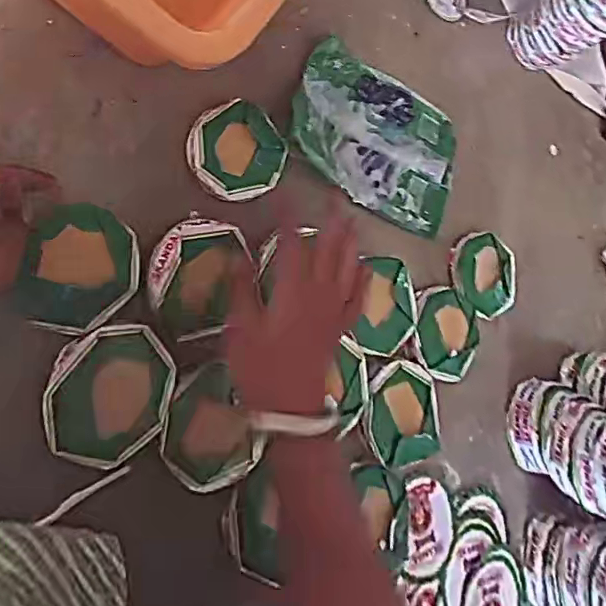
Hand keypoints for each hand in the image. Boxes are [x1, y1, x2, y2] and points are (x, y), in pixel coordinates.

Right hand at [226, 214, 364, 416]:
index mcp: (293, 289)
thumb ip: (242, 289)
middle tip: (334, 195)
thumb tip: (239, 255)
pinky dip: (363, 277)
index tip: (285, 197)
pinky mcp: (340, 326)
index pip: (293, 243)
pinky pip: (357, 296)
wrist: (292, 409)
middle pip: (329, 248)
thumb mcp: (241, 328)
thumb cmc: (261, 368)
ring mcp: (334, 309)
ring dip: (350, 241)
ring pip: (347, 266)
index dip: (289, 218)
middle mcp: (319, 292)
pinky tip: (366, 264)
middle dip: (331, 220)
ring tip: (351, 219)